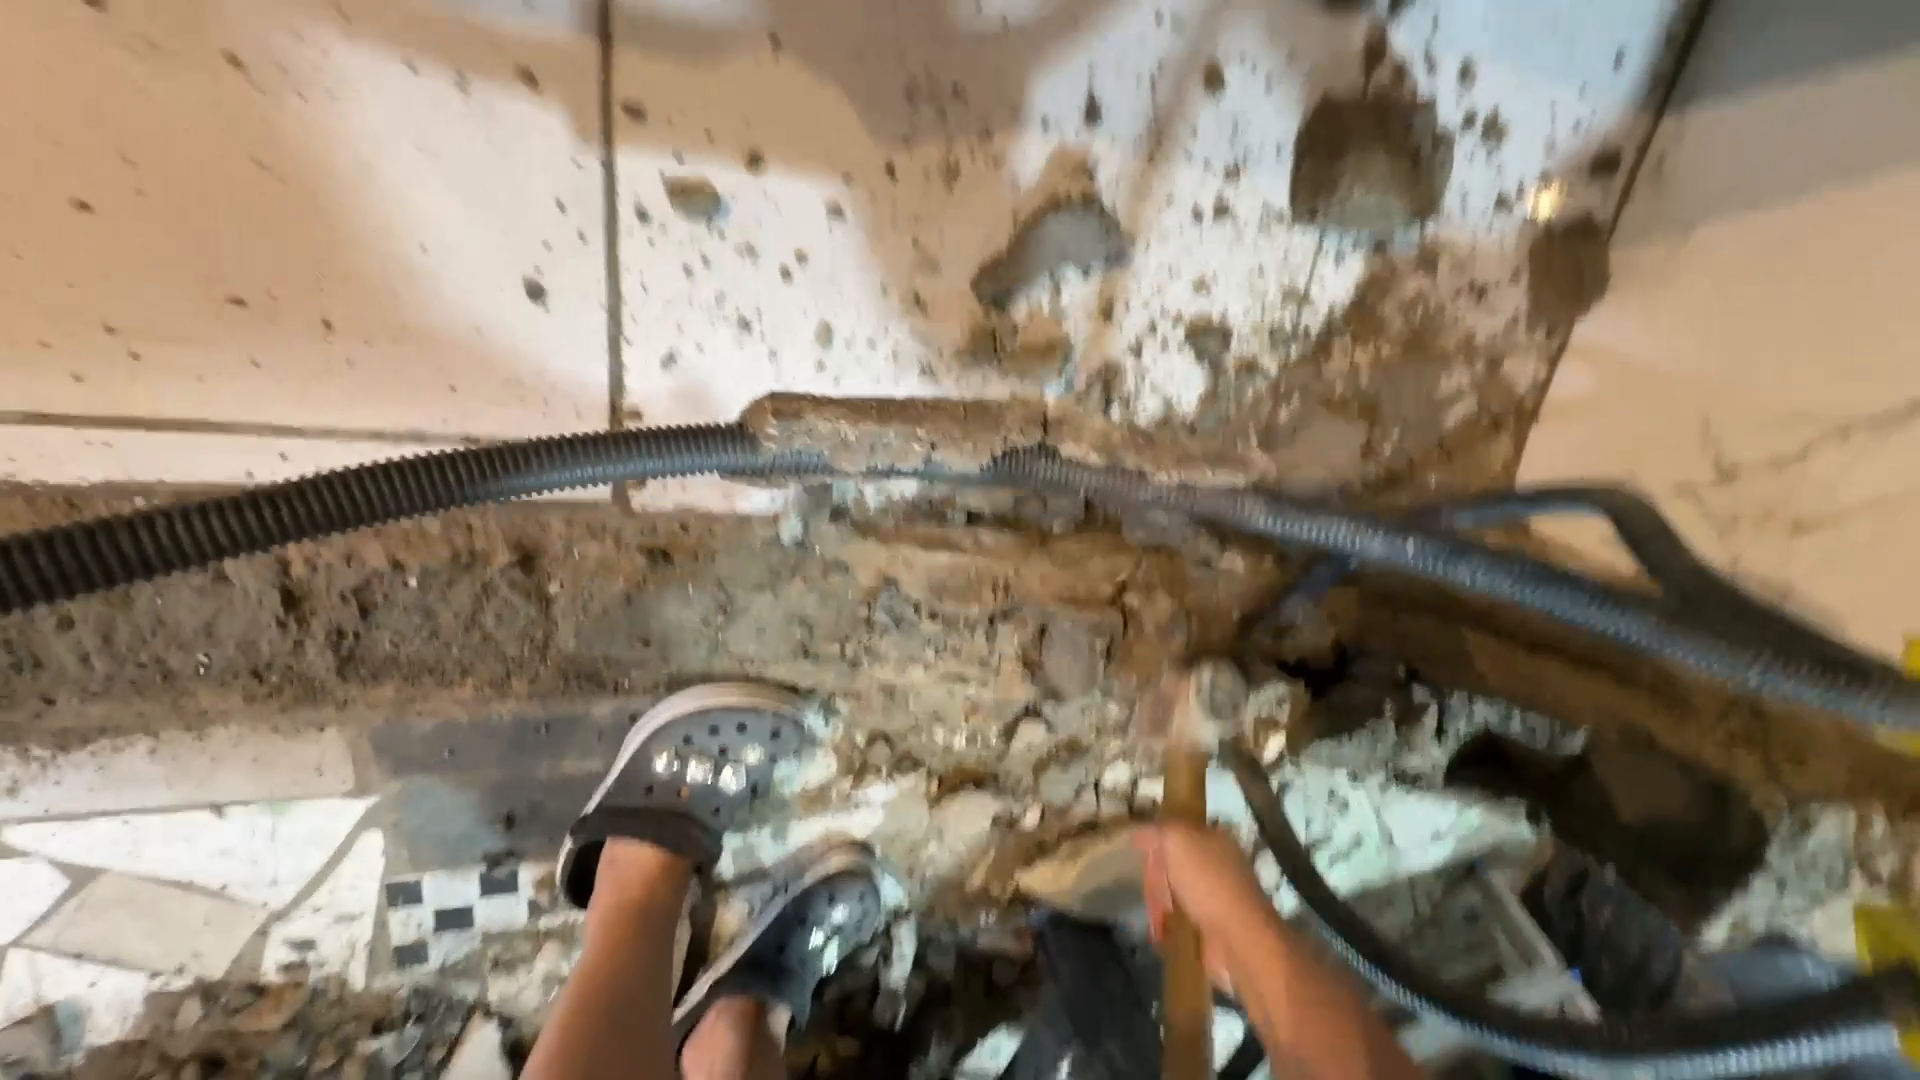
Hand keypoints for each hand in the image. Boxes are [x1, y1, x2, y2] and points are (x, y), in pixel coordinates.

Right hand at [1133, 822, 1279, 989]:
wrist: (1239, 941)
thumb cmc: (1208, 883)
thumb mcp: (1178, 840)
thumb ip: (1157, 829)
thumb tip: (1137, 832)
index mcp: (1215, 839)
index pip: (1178, 829)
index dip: (1156, 839)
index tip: (1137, 851)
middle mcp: (1219, 864)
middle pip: (1174, 863)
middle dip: (1156, 876)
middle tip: (1147, 888)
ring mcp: (1218, 897)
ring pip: (1176, 892)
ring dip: (1159, 903)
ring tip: (1153, 916)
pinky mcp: (1214, 927)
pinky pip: (1182, 919)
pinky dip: (1168, 925)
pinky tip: (1160, 931)